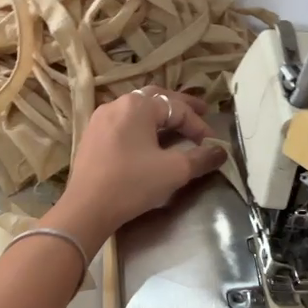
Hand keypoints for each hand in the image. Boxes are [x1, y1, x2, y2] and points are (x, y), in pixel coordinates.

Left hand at [44, 85, 228, 248]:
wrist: (86, 208)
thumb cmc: (132, 184)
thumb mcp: (173, 171)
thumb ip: (200, 158)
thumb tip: (221, 151)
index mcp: (138, 106)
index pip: (177, 108)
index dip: (198, 125)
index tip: (211, 142)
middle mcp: (117, 104)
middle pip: (155, 98)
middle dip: (180, 106)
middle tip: (201, 111)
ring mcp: (100, 120)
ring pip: (136, 109)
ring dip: (159, 115)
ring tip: (175, 124)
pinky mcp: (91, 137)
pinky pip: (122, 123)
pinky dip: (140, 126)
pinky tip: (146, 138)